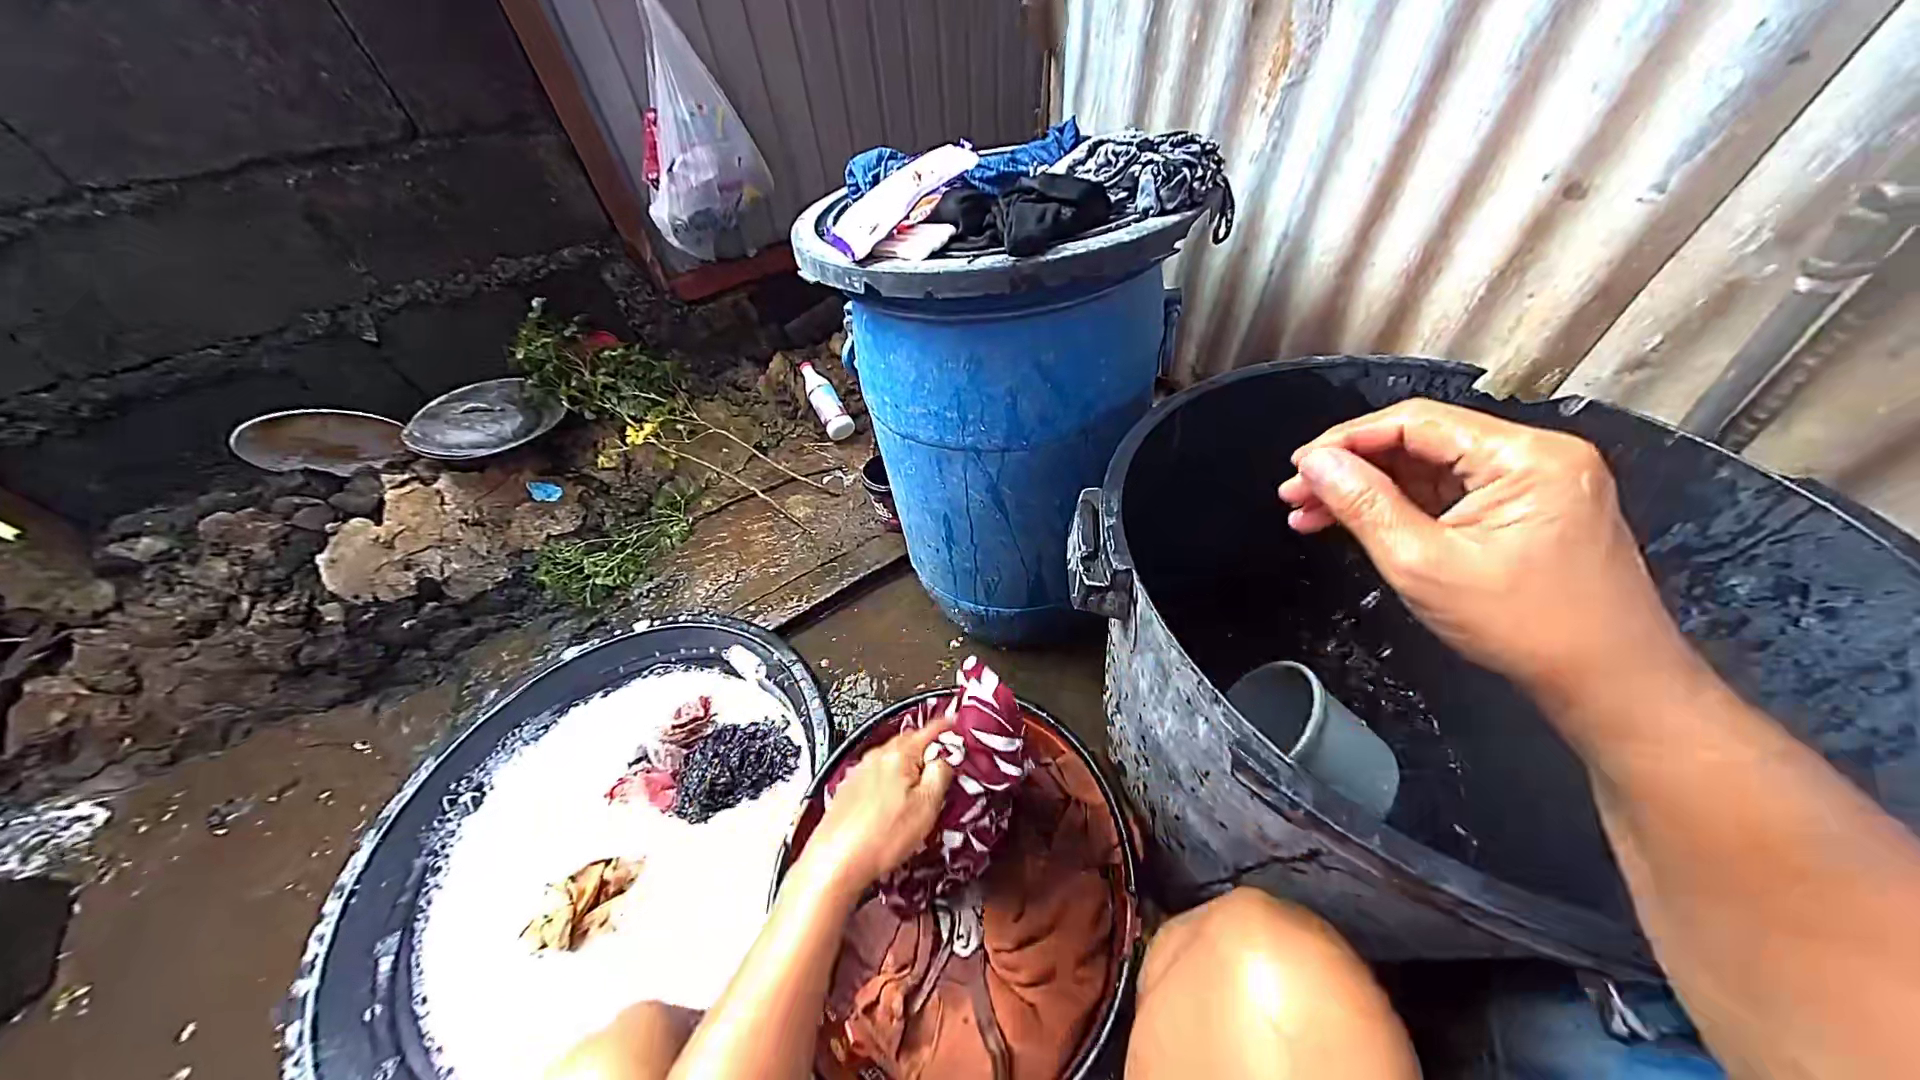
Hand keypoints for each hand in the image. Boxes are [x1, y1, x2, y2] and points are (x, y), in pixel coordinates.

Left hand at [803, 718, 956, 893]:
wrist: (834, 863)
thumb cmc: (878, 838)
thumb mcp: (926, 807)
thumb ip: (940, 775)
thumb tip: (945, 759)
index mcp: (898, 755)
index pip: (929, 730)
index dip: (945, 726)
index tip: (954, 723)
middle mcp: (876, 757)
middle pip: (908, 743)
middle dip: (926, 749)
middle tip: (942, 763)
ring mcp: (859, 773)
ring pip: (891, 761)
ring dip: (907, 768)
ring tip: (918, 792)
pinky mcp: (848, 790)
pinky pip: (876, 776)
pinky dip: (889, 783)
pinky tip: (892, 806)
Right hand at [1277, 399, 1688, 701]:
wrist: (1607, 681)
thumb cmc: (1529, 626)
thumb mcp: (1423, 562)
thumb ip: (1364, 504)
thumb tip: (1317, 464)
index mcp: (1525, 458)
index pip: (1414, 422)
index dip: (1345, 441)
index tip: (1300, 466)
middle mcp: (1534, 458)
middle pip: (1417, 442)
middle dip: (1349, 468)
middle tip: (1297, 494)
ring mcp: (1530, 484)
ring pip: (1424, 469)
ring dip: (1366, 490)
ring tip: (1312, 513)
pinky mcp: (1520, 510)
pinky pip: (1443, 493)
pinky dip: (1395, 507)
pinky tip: (1354, 523)